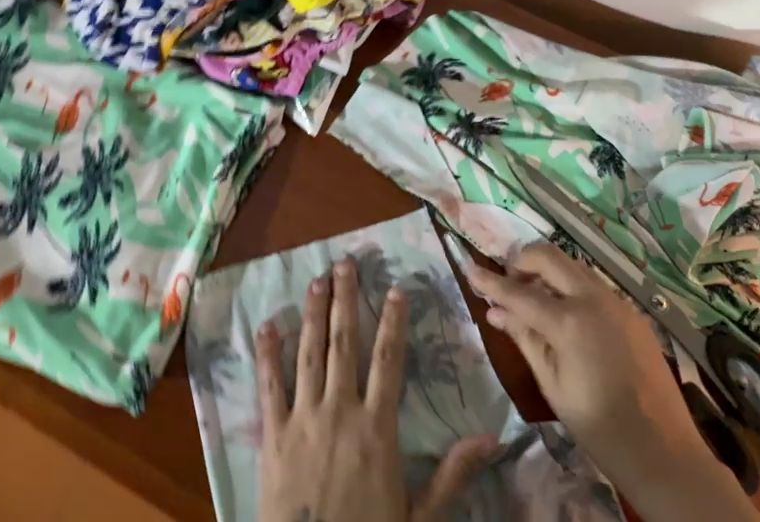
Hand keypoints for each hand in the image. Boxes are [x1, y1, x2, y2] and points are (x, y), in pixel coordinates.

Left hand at [256, 256, 497, 521]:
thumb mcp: (420, 514)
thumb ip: (452, 473)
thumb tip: (493, 438)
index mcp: (377, 428)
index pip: (388, 361)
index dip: (393, 322)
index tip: (396, 288)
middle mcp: (339, 411)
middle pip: (344, 344)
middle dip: (345, 300)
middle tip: (345, 263)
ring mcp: (302, 419)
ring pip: (308, 354)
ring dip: (312, 314)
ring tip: (315, 280)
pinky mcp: (272, 435)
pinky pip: (269, 386)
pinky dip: (267, 354)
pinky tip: (266, 324)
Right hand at [467, 243, 759, 520]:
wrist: (663, 449)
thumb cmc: (598, 425)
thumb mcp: (552, 384)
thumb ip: (525, 339)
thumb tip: (496, 312)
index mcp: (570, 321)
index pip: (518, 291)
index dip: (490, 281)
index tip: (469, 268)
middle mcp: (594, 299)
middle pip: (549, 256)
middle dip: (521, 262)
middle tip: (508, 285)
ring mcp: (618, 302)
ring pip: (573, 266)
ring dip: (547, 272)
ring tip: (533, 300)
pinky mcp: (633, 312)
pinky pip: (593, 284)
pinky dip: (571, 287)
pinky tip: (565, 314)